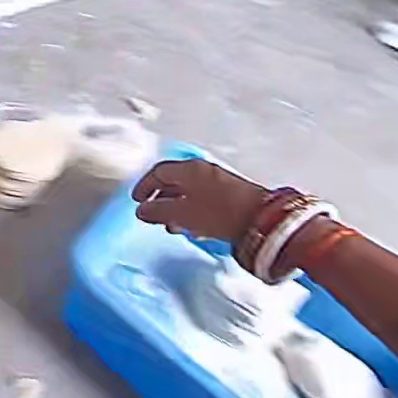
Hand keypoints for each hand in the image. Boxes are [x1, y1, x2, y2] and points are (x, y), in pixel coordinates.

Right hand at [131, 159, 269, 242]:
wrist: (260, 221)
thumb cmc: (220, 213)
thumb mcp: (182, 213)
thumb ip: (158, 211)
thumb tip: (142, 210)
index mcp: (189, 169)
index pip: (159, 171)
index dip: (145, 186)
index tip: (137, 200)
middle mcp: (203, 172)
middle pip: (174, 181)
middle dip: (160, 199)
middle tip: (152, 214)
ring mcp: (217, 183)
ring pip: (188, 193)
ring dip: (176, 208)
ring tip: (171, 225)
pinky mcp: (229, 196)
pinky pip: (203, 200)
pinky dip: (192, 212)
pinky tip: (192, 228)